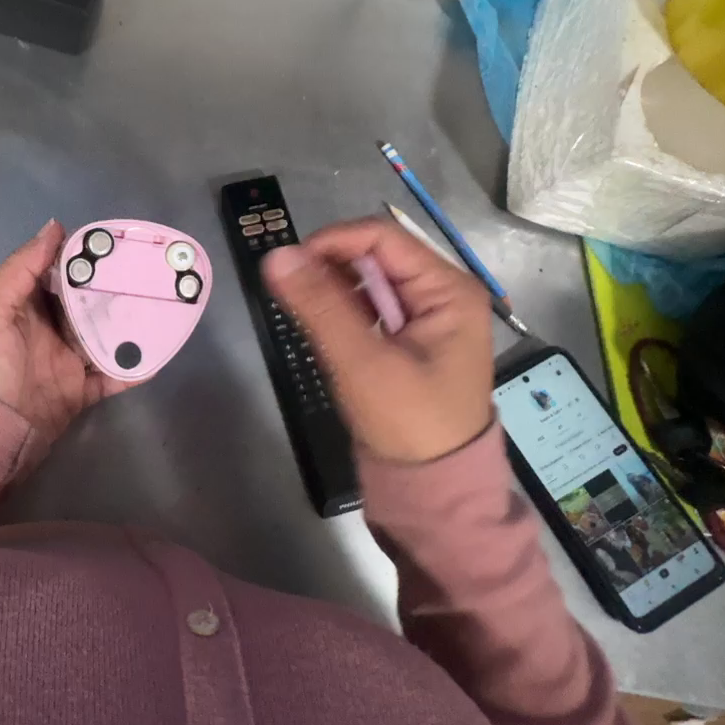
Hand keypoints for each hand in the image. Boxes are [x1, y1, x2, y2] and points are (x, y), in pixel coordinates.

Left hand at [0, 220, 134, 446]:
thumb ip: (21, 268)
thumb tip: (55, 226)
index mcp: (25, 304)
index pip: (59, 272)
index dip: (86, 257)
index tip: (118, 242)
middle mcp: (48, 328)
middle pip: (87, 303)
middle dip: (116, 289)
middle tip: (151, 273)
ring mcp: (65, 360)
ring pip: (104, 336)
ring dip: (129, 325)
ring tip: (162, 308)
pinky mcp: (78, 391)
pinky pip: (111, 376)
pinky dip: (132, 367)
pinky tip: (156, 354)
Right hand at [262, 216, 493, 462]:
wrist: (434, 487)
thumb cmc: (407, 422)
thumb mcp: (361, 362)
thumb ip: (320, 305)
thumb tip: (277, 254)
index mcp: (448, 289)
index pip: (382, 237)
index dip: (332, 241)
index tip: (290, 265)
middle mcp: (442, 292)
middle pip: (375, 254)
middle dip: (331, 266)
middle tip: (295, 294)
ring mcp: (428, 314)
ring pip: (368, 278)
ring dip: (334, 288)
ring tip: (309, 315)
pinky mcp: (410, 335)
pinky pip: (370, 303)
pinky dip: (343, 308)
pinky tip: (327, 329)